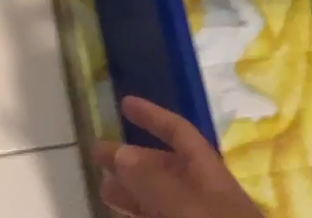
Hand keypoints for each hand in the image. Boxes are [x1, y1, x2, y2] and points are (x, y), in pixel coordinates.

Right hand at [92, 96, 260, 217]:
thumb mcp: (187, 210)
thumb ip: (154, 181)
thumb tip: (121, 152)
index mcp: (213, 181)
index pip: (182, 136)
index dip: (154, 117)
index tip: (124, 104)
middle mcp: (208, 203)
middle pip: (168, 171)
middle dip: (133, 160)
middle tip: (97, 156)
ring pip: (163, 205)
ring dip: (134, 195)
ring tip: (105, 192)